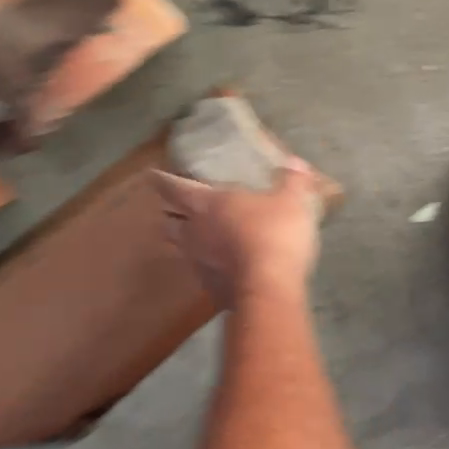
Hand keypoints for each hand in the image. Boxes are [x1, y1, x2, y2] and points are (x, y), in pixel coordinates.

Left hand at [152, 160, 321, 305]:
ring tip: (196, 239)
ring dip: (186, 241)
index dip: (163, 179)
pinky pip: (203, 270)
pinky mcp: (210, 285)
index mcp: (206, 203)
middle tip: (175, 209)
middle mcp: (193, 230)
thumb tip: (295, 161)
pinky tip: (223, 267)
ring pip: (181, 246)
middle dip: (171, 213)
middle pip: (169, 219)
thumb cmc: (275, 235)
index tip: (152, 175)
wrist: (269, 287)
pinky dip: (209, 266)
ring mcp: (198, 260)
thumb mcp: (293, 202)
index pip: (174, 186)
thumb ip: (293, 182)